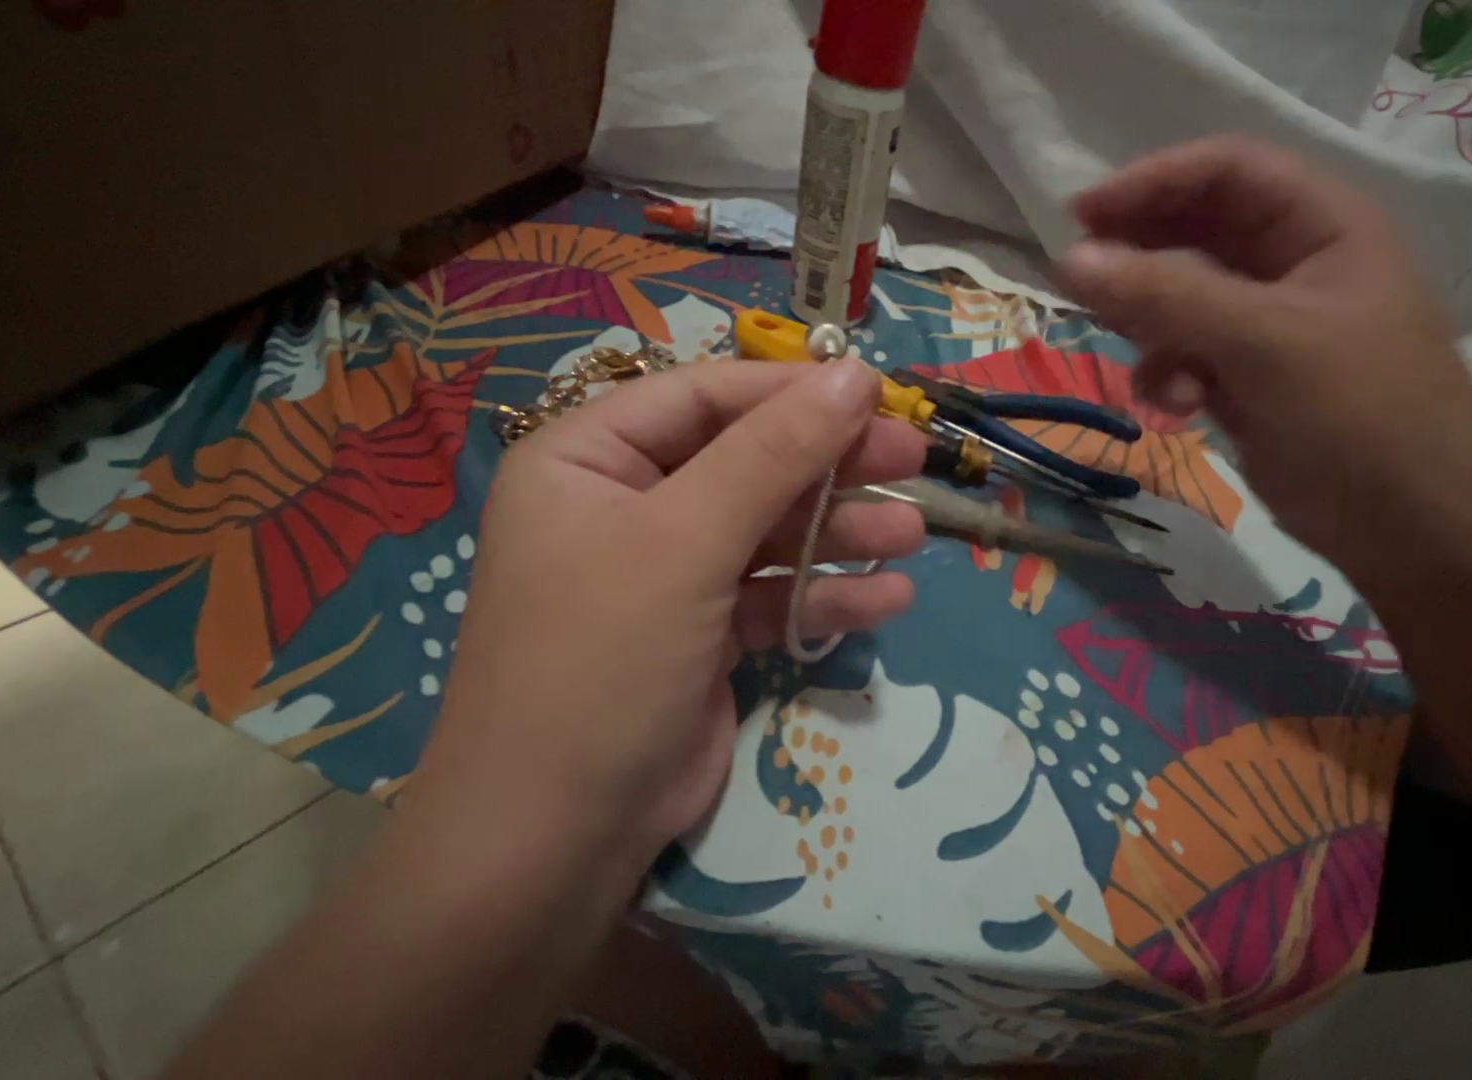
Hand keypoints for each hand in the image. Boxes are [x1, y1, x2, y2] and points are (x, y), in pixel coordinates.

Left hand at [405, 358, 926, 899]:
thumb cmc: (601, 661)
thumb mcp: (685, 543)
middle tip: (912, 462)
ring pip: (768, 532)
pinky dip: (825, 598)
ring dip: (840, 535)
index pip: (704, 398)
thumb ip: (773, 455)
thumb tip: (854, 374)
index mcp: (588, 459)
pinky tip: (886, 602)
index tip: (877, 395)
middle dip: (829, 467)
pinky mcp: (703, 633)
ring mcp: (667, 574)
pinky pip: (772, 596)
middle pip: (746, 463)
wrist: (558, 835)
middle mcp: (625, 506)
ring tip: (910, 536)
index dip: (791, 393)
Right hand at [1055, 137, 1471, 581]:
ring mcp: (1272, 328)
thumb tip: (1069, 259)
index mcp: (1324, 226)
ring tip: (1142, 365)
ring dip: (1151, 328)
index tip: (1080, 216)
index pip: (1227, 171)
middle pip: (1198, 233)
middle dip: (1140, 256)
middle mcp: (1297, 266)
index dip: (1152, 182)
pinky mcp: (1252, 382)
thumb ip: (1164, 297)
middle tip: (1078, 280)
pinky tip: (1174, 408)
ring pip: (1184, 301)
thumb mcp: (1261, 344)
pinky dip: (1169, 375)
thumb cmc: (1358, 416)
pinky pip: (1189, 356)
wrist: (1415, 530)